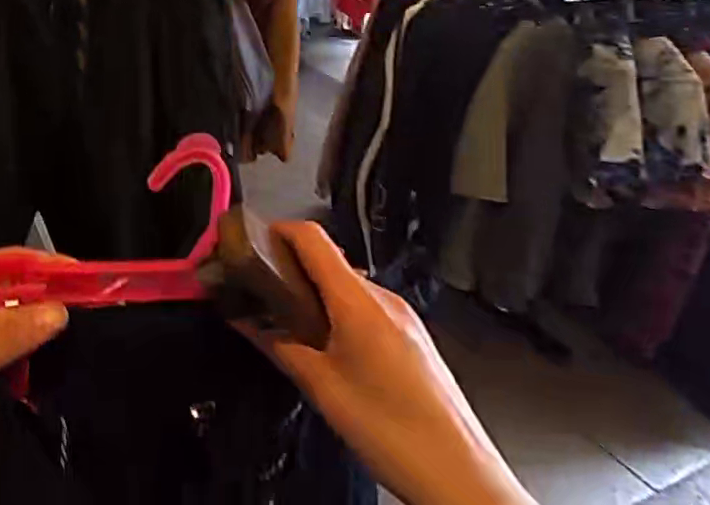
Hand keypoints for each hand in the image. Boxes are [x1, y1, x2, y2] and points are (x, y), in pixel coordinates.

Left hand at [0, 249, 69, 504]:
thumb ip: (10, 330)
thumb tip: (61, 308)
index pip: (5, 262)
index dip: (43, 263)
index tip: (84, 276)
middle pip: (12, 292)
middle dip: (47, 297)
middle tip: (90, 310)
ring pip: (13, 328)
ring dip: (40, 332)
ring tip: (79, 341)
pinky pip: (9, 360)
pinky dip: (31, 363)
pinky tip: (51, 373)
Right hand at [246, 222, 535, 504]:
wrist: (465, 482)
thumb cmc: (396, 435)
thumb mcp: (321, 388)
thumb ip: (277, 345)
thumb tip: (244, 321)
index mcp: (358, 302)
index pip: (311, 237)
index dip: (276, 230)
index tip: (250, 243)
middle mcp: (384, 299)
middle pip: (327, 259)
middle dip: (290, 269)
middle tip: (261, 292)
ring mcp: (403, 318)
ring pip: (346, 285)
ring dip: (314, 294)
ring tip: (290, 325)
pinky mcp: (413, 338)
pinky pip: (366, 307)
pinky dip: (338, 313)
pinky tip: (328, 348)